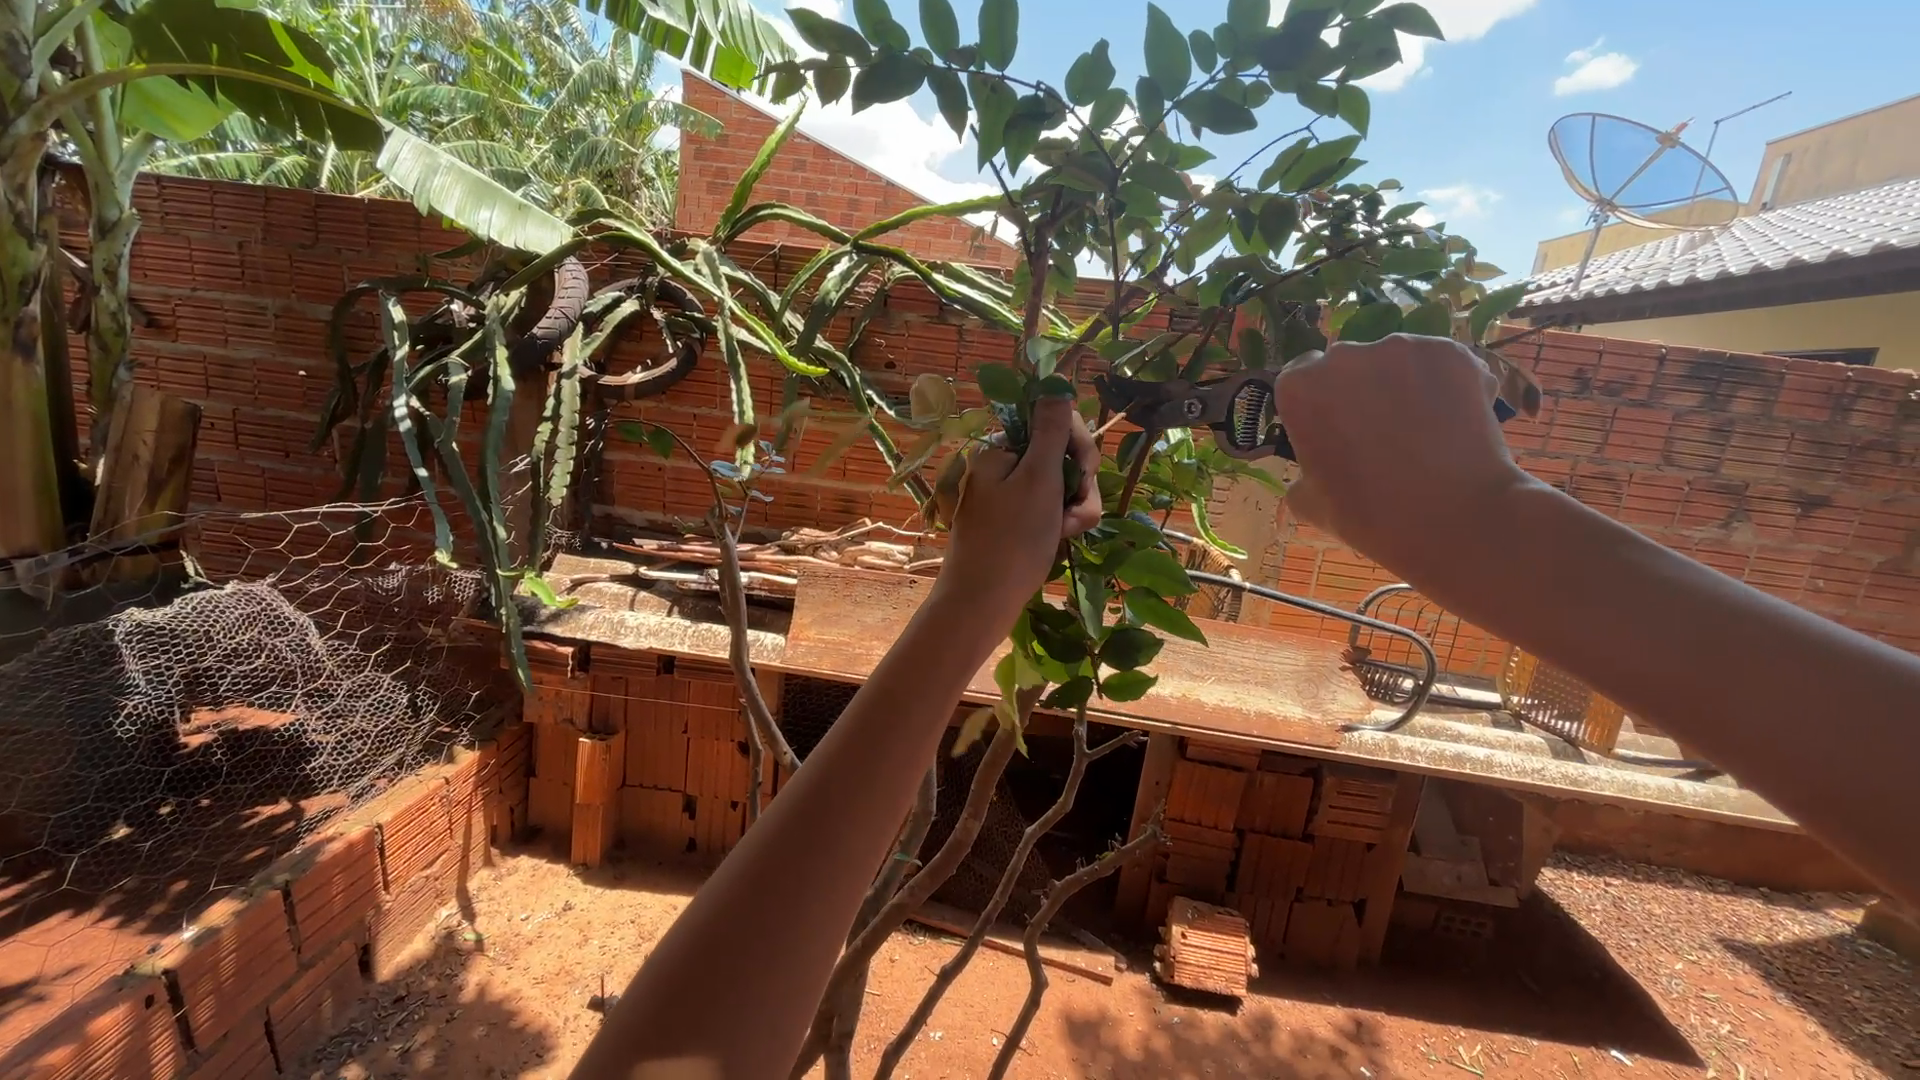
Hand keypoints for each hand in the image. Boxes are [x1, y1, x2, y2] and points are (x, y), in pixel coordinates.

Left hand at [940, 395, 1099, 619]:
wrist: (981, 603)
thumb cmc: (1012, 541)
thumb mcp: (1038, 479)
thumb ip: (1050, 431)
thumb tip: (1056, 385)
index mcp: (1000, 449)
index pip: (1053, 424)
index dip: (1078, 447)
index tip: (1085, 475)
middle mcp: (1001, 467)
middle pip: (1060, 457)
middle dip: (1078, 484)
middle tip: (1074, 514)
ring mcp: (1007, 496)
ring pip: (1059, 487)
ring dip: (1074, 507)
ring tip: (1067, 533)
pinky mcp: (1013, 523)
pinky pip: (1048, 511)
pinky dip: (1060, 523)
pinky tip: (1059, 541)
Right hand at [1275, 334, 1531, 575]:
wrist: (1451, 516)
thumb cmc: (1366, 514)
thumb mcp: (1307, 500)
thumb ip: (1303, 467)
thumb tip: (1318, 463)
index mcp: (1300, 388)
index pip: (1299, 377)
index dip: (1317, 401)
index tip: (1330, 425)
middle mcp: (1345, 356)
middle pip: (1347, 365)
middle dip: (1358, 390)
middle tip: (1376, 430)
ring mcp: (1401, 348)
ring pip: (1395, 362)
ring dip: (1401, 386)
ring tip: (1421, 429)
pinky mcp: (1452, 352)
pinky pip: (1440, 365)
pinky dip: (1445, 385)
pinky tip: (1453, 421)